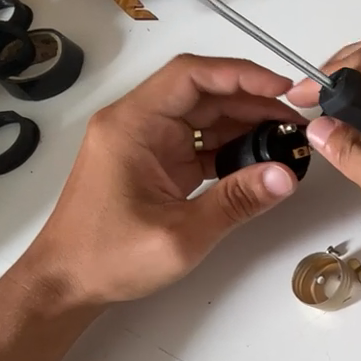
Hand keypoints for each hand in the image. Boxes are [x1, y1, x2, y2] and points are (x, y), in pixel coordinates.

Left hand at [23, 55, 301, 305]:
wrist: (66, 284)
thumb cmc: (106, 258)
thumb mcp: (181, 234)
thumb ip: (237, 201)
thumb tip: (286, 175)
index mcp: (132, 126)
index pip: (191, 76)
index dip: (241, 75)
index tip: (282, 89)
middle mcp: (138, 124)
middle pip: (204, 92)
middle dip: (252, 100)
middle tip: (294, 119)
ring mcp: (149, 142)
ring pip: (207, 115)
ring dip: (247, 123)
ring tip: (285, 138)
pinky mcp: (159, 161)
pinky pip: (203, 140)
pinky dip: (234, 146)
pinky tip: (262, 159)